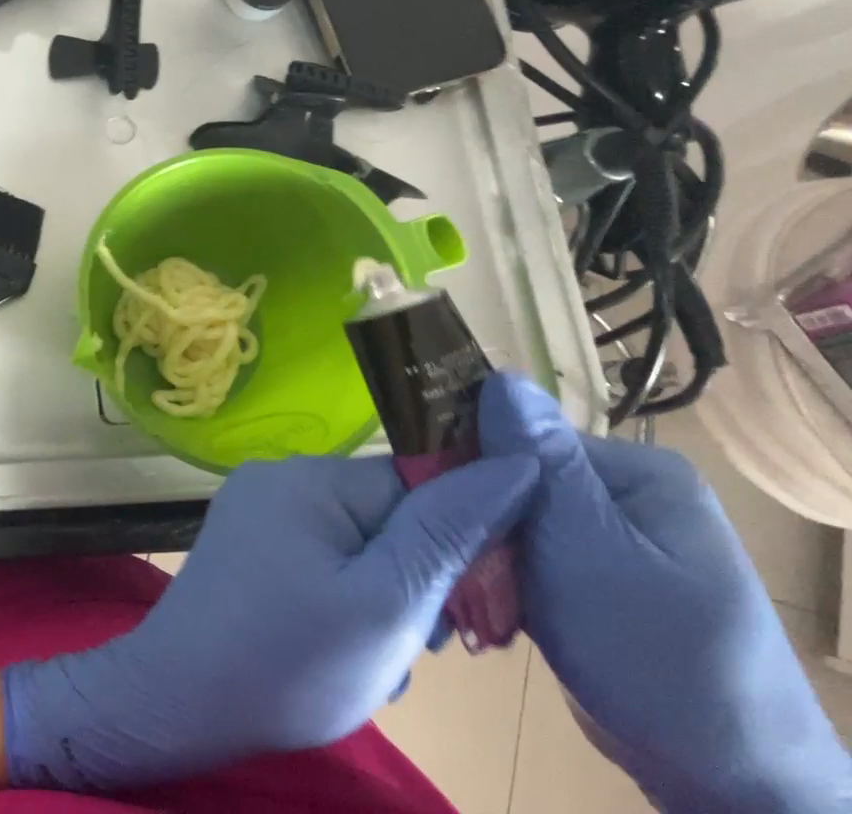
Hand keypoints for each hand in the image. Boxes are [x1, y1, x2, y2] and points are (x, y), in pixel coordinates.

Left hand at [2, 450, 535, 790]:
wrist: (176, 703)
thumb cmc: (288, 662)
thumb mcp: (389, 602)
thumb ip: (451, 530)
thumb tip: (518, 458)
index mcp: (310, 477)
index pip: (423, 485)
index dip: (460, 544)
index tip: (467, 607)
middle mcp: (279, 478)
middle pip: (392, 517)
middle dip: (418, 583)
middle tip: (407, 645)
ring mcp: (256, 512)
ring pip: (363, 548)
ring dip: (385, 603)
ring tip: (368, 659)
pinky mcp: (247, 546)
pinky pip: (324, 562)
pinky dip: (345, 605)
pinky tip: (337, 652)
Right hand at [480, 374, 851, 811]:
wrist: (722, 776)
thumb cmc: (655, 652)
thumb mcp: (587, 549)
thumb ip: (541, 464)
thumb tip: (498, 376)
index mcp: (636, 471)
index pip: (518, 440)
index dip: (464, 469)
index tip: (427, 510)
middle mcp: (625, 496)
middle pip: (511, 483)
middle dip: (471, 522)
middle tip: (447, 564)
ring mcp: (612, 542)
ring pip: (511, 526)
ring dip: (479, 557)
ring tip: (463, 594)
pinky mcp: (594, 584)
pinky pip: (525, 562)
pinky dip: (498, 583)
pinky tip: (485, 608)